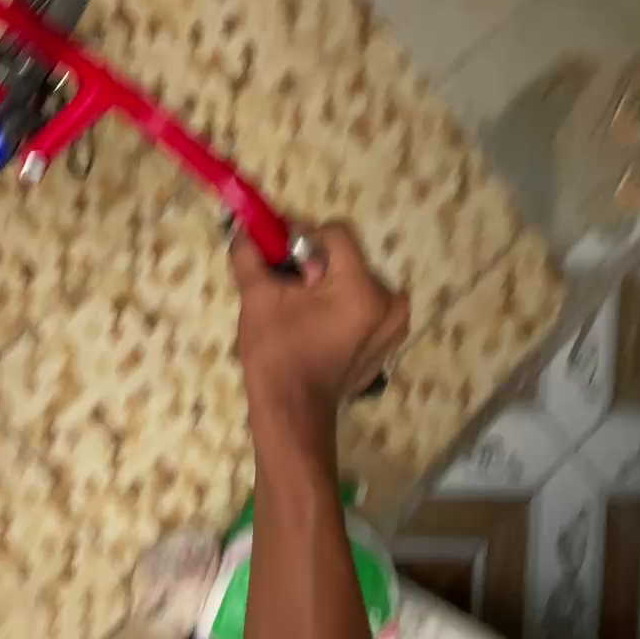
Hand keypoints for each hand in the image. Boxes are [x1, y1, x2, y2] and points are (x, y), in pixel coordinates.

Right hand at [230, 221, 410, 436]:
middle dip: (312, 262)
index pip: (336, 233)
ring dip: (325, 282)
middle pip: (346, 258)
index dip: (302, 235)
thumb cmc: (275, 351)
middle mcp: (389, 301)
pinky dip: (338, 304)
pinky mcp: (389, 340)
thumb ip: (250, 256)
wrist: (292, 408)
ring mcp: (395, 324)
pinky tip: (314, 324)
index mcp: (360, 288)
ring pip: (354, 280)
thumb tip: (244, 230)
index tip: (277, 251)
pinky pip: (363, 304)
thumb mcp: (256, 297)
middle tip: (283, 283)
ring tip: (298, 306)